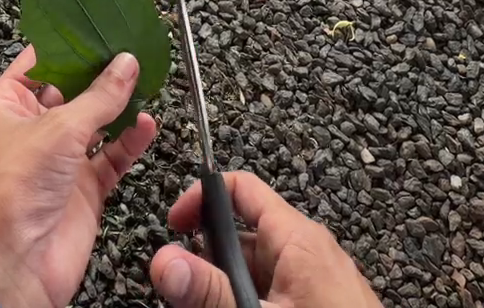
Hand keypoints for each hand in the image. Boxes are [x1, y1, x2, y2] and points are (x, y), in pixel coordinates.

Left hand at [0, 47, 157, 307]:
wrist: (16, 266)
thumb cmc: (12, 193)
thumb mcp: (59, 129)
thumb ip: (98, 96)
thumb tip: (124, 63)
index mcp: (8, 105)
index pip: (38, 62)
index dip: (66, 43)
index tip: (94, 24)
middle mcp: (32, 127)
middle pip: (71, 89)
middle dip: (99, 71)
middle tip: (128, 46)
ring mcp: (59, 158)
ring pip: (95, 121)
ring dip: (119, 104)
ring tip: (145, 78)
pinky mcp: (82, 186)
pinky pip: (111, 155)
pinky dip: (130, 140)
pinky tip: (147, 124)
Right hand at [150, 172, 380, 307]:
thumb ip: (212, 293)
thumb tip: (162, 261)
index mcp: (297, 237)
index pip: (239, 187)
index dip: (201, 198)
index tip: (173, 230)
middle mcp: (307, 251)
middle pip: (240, 237)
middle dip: (210, 265)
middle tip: (190, 298)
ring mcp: (316, 284)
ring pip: (255, 275)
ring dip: (228, 294)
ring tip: (213, 307)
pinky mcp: (321, 306)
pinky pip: (276, 297)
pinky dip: (253, 304)